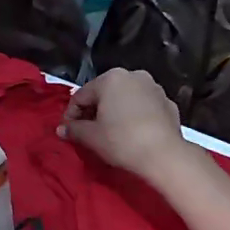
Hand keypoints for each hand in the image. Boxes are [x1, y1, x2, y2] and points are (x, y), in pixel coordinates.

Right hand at [57, 70, 194, 183]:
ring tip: (110, 132)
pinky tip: (132, 133)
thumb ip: (74, 129)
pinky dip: (134, 116)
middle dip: (94, 111)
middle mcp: (133, 76)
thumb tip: (61, 129)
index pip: (81, 95)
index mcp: (111, 79)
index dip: (71, 114)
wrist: (163, 154)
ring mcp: (154, 87)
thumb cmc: (121, 141)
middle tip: (88, 132)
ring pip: (125, 98)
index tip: (68, 131)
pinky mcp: (168, 102)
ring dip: (114, 112)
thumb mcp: (91, 137)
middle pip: (104, 94)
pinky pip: (143, 107)